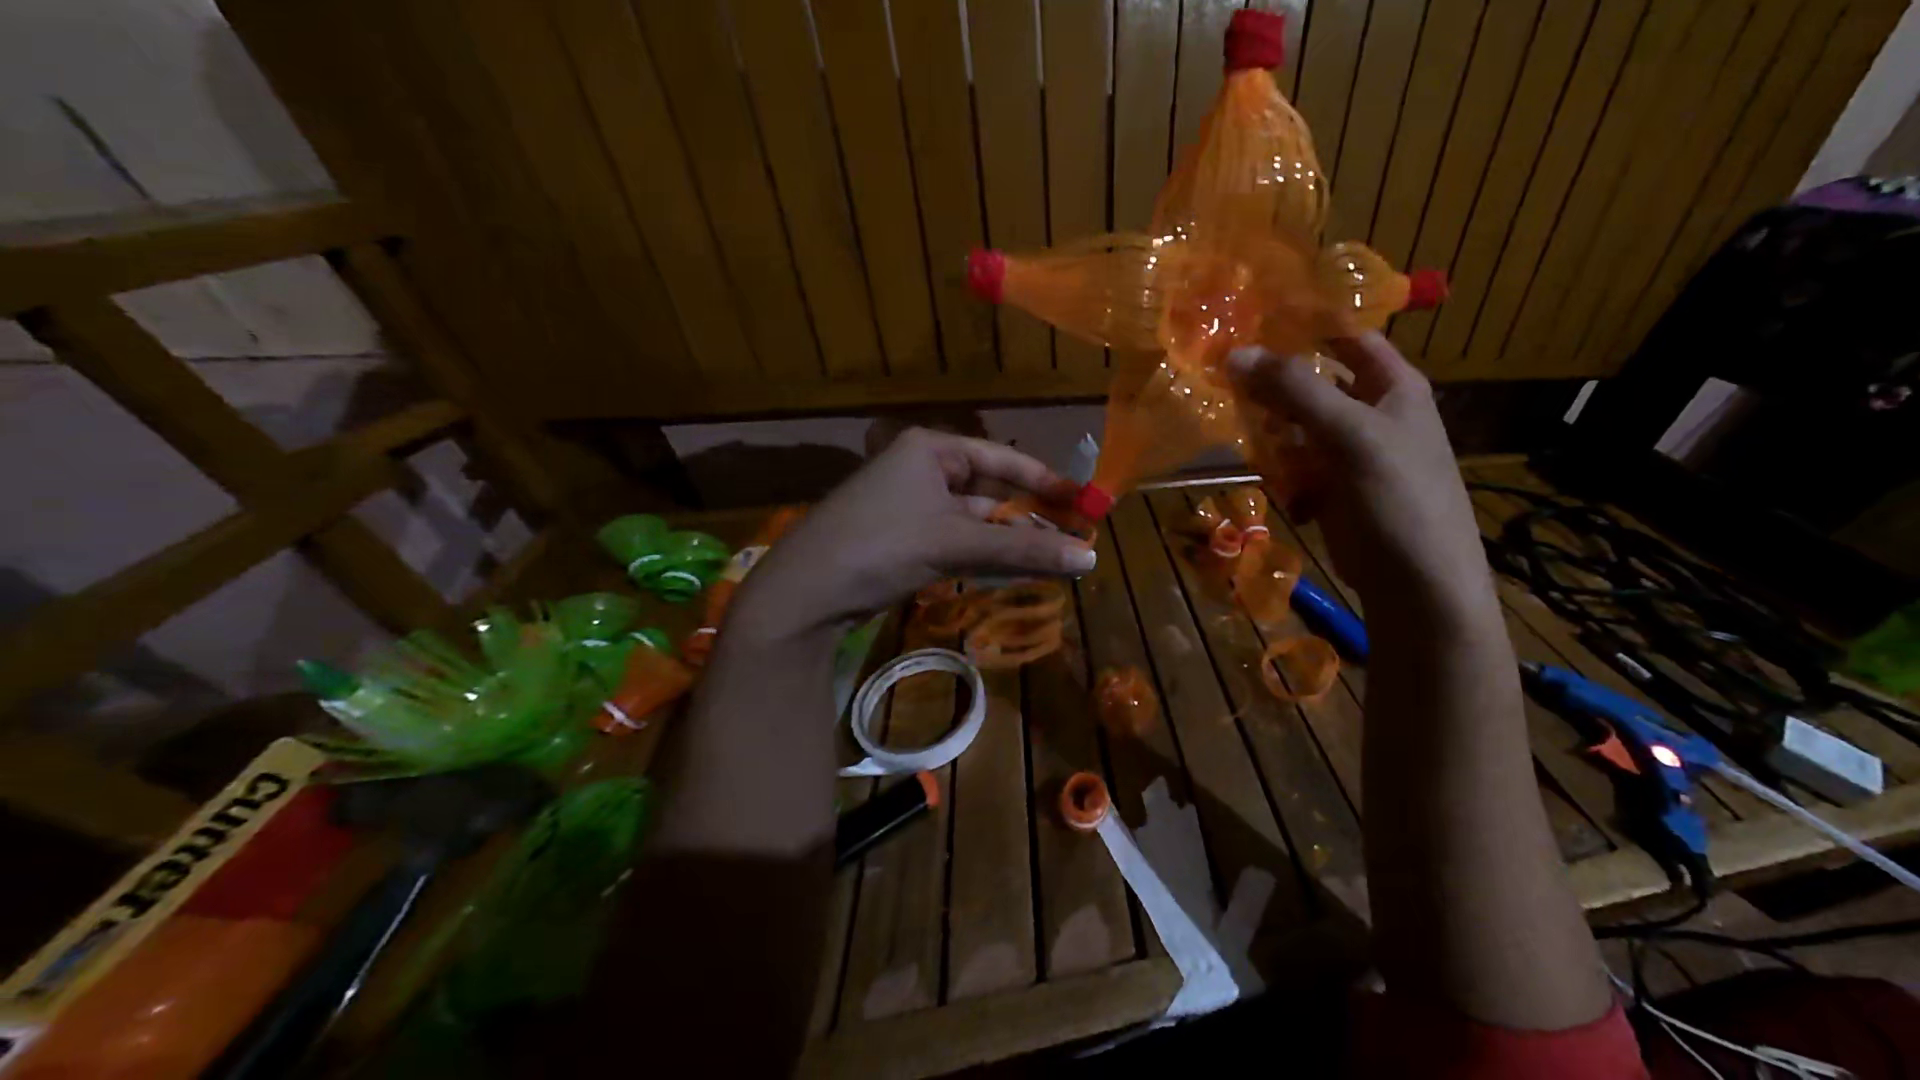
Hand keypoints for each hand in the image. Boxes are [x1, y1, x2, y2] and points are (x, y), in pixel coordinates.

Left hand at [730, 428, 1096, 639]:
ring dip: (1011, 543)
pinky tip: (1015, 573)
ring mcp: (910, 508)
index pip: (1003, 459)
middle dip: (1029, 519)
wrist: (806, 593)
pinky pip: (955, 544)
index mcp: (931, 450)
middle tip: (1074, 540)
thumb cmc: (881, 545)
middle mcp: (921, 471)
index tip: (1084, 504)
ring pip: (974, 523)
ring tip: (1056, 561)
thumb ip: (1022, 548)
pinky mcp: (902, 541)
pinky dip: (984, 557)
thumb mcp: (955, 542)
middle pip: (990, 492)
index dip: (1046, 482)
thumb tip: (1089, 557)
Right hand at [1228, 334, 1493, 617]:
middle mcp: (1369, 412)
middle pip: (1310, 381)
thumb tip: (1236, 353)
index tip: (1249, 315)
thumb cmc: (1398, 496)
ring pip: (1293, 425)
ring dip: (1268, 432)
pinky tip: (1277, 485)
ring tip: (1242, 436)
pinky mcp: (1329, 487)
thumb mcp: (1351, 434)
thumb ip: (1295, 390)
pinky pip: (1292, 464)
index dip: (1303, 322)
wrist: (1417, 581)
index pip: (1344, 336)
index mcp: (1392, 386)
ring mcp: (1347, 452)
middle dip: (1271, 383)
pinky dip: (1279, 471)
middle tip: (1223, 376)